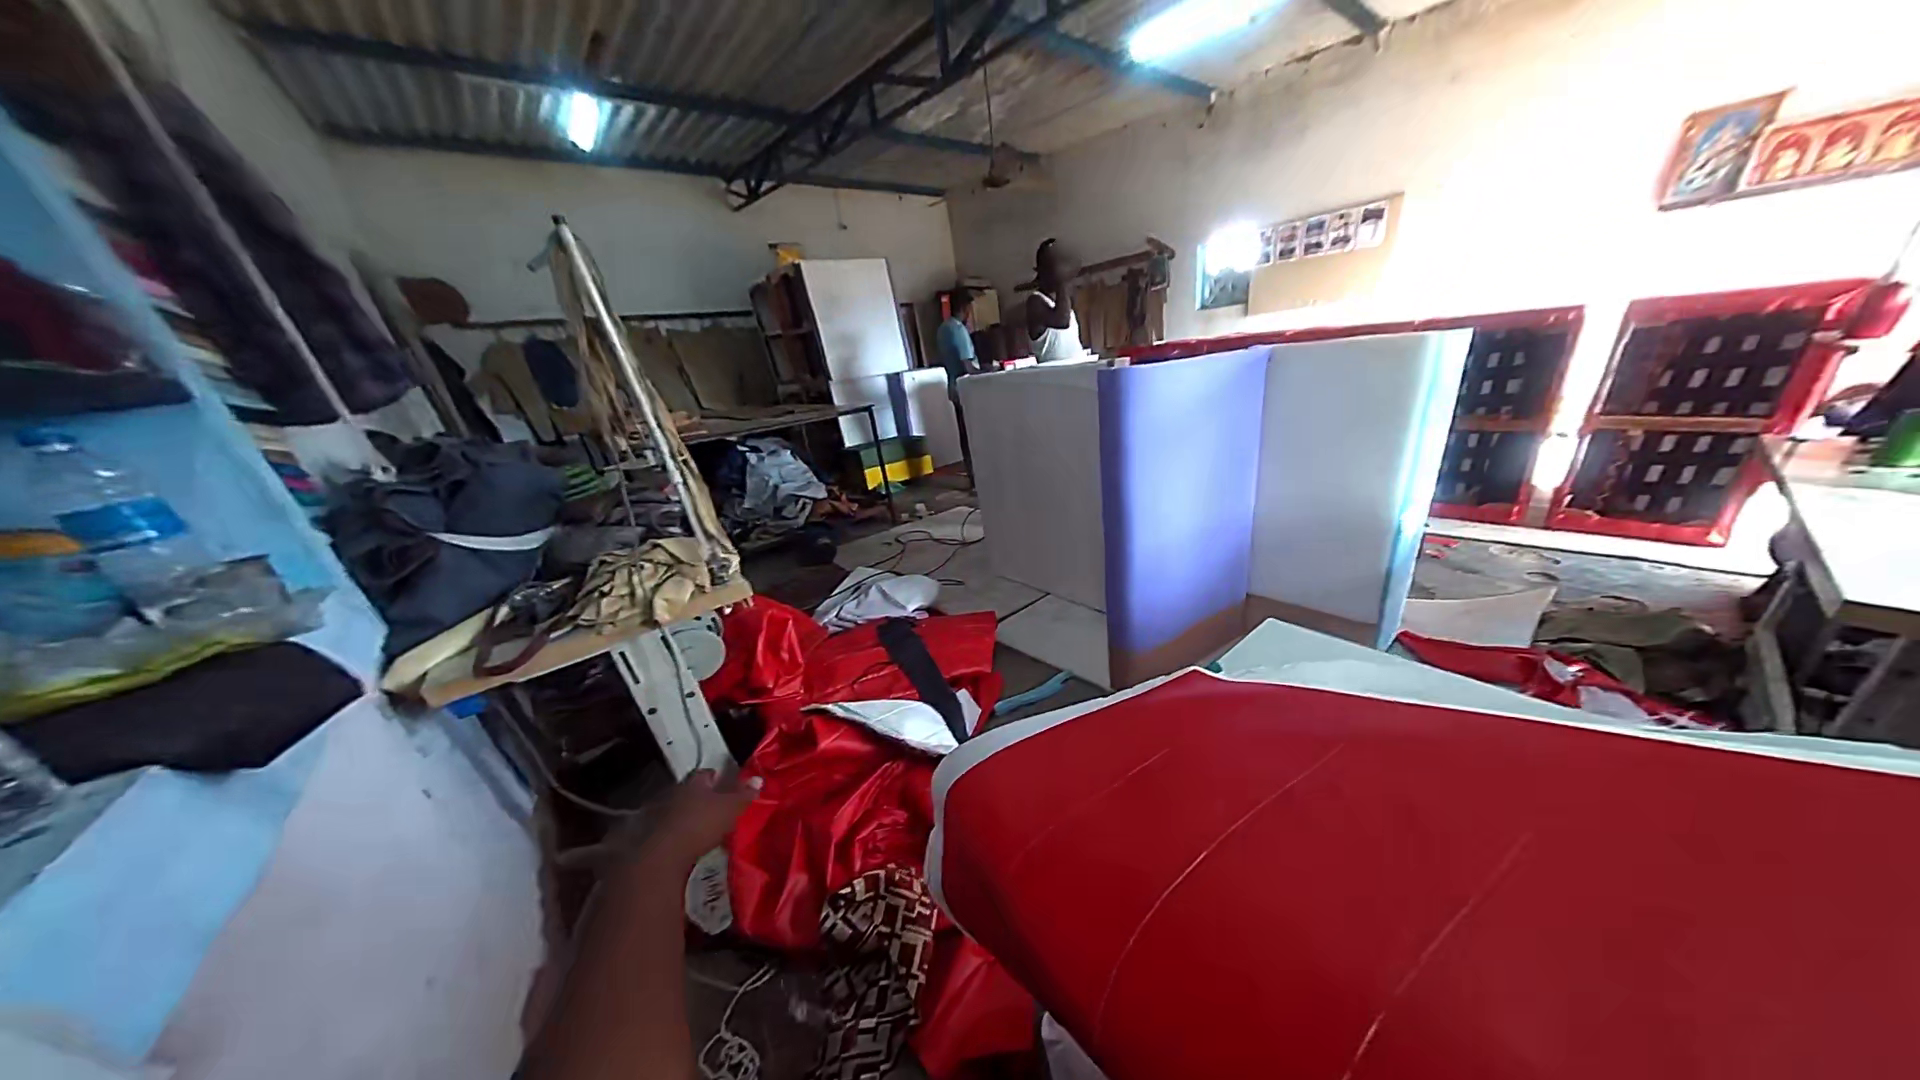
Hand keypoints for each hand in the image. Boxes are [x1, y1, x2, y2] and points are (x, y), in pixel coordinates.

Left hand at [642, 769, 760, 865]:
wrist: (666, 856)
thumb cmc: (702, 823)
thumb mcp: (731, 808)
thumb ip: (744, 794)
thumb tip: (759, 779)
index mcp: (694, 783)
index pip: (705, 773)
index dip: (716, 776)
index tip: (725, 781)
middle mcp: (678, 795)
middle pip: (694, 792)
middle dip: (706, 797)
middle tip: (722, 804)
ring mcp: (665, 816)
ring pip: (685, 810)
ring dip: (696, 816)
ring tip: (711, 825)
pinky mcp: (660, 837)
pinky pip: (678, 829)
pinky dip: (688, 832)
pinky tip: (697, 841)